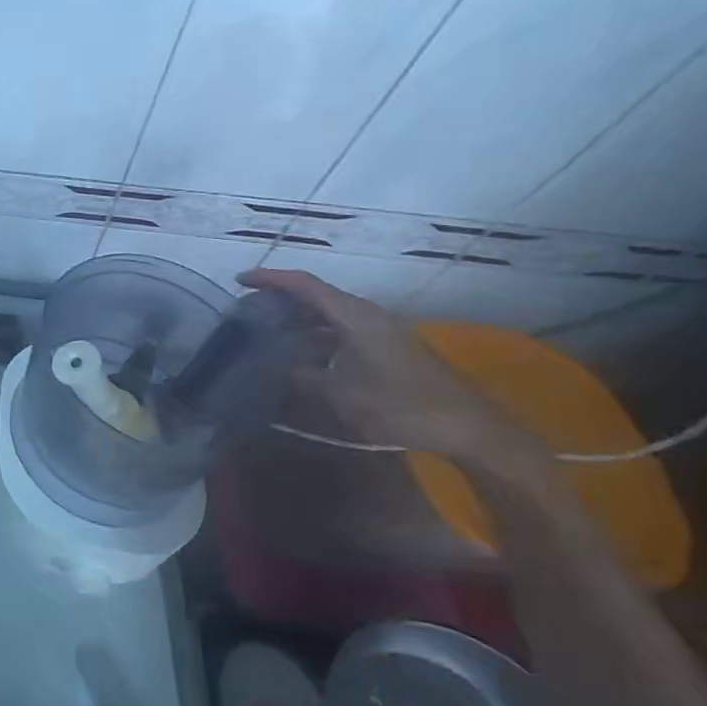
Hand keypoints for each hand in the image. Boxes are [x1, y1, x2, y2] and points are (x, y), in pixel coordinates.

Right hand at [239, 269, 541, 468]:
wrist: (466, 426)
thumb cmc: (400, 405)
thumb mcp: (343, 395)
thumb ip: (306, 378)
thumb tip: (283, 368)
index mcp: (354, 316)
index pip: (304, 284)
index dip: (270, 279)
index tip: (240, 281)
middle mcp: (367, 314)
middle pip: (316, 295)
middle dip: (280, 300)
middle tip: (248, 312)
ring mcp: (380, 329)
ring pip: (330, 314)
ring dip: (299, 320)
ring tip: (268, 332)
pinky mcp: (388, 346)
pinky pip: (343, 330)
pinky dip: (318, 335)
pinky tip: (304, 356)